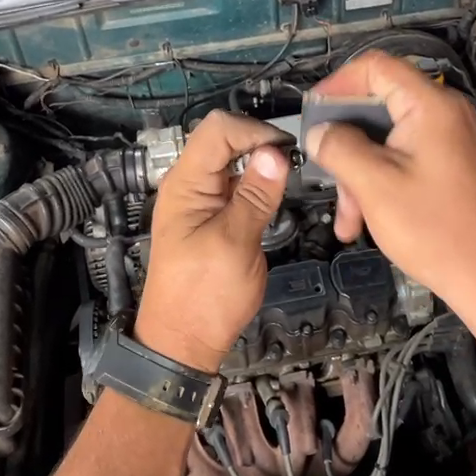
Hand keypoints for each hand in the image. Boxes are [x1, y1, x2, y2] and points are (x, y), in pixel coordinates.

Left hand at [134, 111, 290, 372]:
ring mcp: (199, 200)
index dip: (255, 131)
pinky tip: (276, 193)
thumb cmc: (203, 298)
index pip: (218, 129)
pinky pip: (234, 183)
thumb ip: (255, 197)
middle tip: (293, 162)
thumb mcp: (234, 245)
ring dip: (260, 161)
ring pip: (231, 159)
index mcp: (185, 183)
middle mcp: (189, 183)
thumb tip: (276, 152)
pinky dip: (256, 181)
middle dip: (259, 141)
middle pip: (224, 138)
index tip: (288, 151)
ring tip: (290, 175)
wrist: (182, 346)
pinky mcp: (211, 216)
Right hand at [305, 51, 475, 310]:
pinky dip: (378, 181)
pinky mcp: (448, 164)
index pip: (375, 67)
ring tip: (349, 216)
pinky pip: (401, 157)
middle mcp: (442, 113)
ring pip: (384, 138)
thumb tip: (321, 131)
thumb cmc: (436, 230)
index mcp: (430, 105)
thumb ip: (340, 147)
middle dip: (346, 142)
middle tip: (327, 175)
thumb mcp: (374, 185)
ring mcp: (447, 139)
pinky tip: (364, 219)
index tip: (313, 114)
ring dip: (358, 171)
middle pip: (377, 106)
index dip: (337, 84)